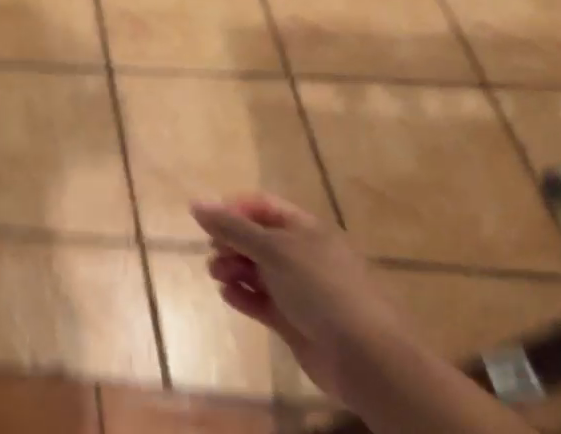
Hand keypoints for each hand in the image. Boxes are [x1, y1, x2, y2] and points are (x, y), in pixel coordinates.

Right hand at [191, 194, 411, 404]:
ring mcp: (300, 289)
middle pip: (256, 238)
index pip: (263, 206)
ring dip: (232, 268)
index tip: (209, 222)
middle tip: (214, 252)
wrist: (365, 357)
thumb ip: (231, 226)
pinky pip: (260, 300)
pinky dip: (242, 295)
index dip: (234, 209)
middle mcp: (304, 256)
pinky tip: (229, 295)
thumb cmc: (321, 289)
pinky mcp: (293, 320)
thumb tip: (195, 203)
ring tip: (218, 275)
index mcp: (307, 231)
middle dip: (229, 242)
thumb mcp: (274, 249)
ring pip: (255, 270)